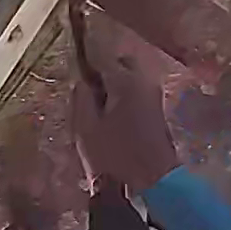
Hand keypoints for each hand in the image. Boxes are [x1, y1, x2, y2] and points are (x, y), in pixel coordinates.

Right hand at [71, 32, 179, 192]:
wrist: (154, 185)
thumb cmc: (115, 157)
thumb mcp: (86, 128)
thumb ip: (82, 98)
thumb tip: (82, 81)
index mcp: (125, 82)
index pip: (102, 55)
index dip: (86, 50)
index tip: (73, 44)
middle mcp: (144, 82)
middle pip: (121, 62)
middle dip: (104, 67)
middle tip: (85, 84)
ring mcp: (154, 96)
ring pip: (130, 77)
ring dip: (115, 82)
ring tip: (95, 102)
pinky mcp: (157, 112)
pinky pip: (136, 92)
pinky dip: (123, 94)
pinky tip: (110, 114)